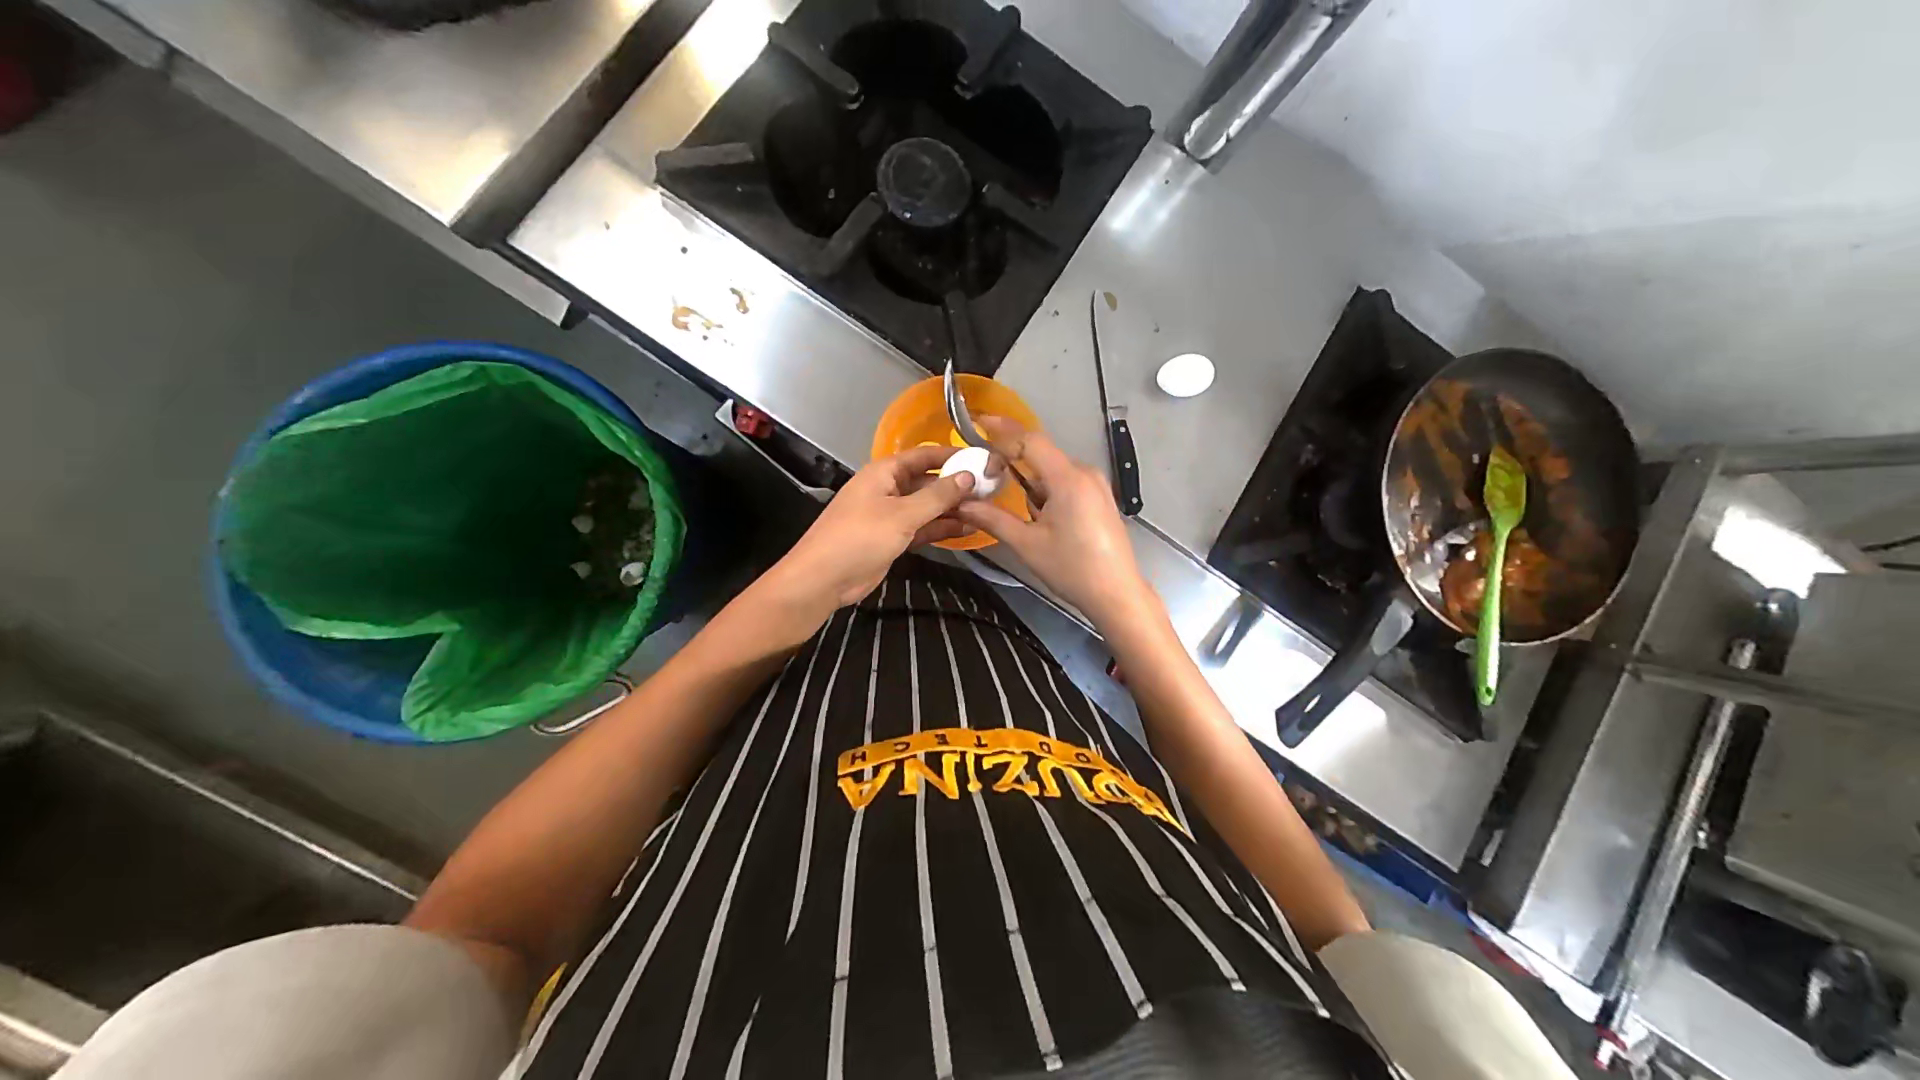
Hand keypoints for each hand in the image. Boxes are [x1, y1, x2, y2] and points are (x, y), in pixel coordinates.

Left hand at [766, 445, 975, 613]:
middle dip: (956, 485)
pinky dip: (941, 528)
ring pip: (926, 507)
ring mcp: (889, 515)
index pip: (923, 456)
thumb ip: (938, 496)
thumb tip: (968, 476)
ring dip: (952, 509)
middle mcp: (887, 489)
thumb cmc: (859, 538)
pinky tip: (967, 530)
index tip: (981, 458)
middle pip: (927, 481)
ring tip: (986, 510)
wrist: (823, 579)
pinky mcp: (892, 539)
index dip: (951, 455)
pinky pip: (921, 528)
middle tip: (991, 489)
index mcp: (884, 472)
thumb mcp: (902, 514)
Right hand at [952, 417, 1152, 624]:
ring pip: (1052, 474)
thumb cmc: (1072, 569)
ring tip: (1025, 521)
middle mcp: (1085, 474)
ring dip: (1032, 488)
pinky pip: (1067, 485)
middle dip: (1013, 468)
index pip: (1031, 441)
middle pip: (1040, 457)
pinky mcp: (1100, 499)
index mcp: (1068, 479)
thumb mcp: (1027, 544)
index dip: (1003, 431)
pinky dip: (1048, 495)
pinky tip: (1045, 523)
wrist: (1117, 594)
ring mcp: (1096, 486)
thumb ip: (992, 519)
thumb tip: (963, 504)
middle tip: (989, 485)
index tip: (979, 425)